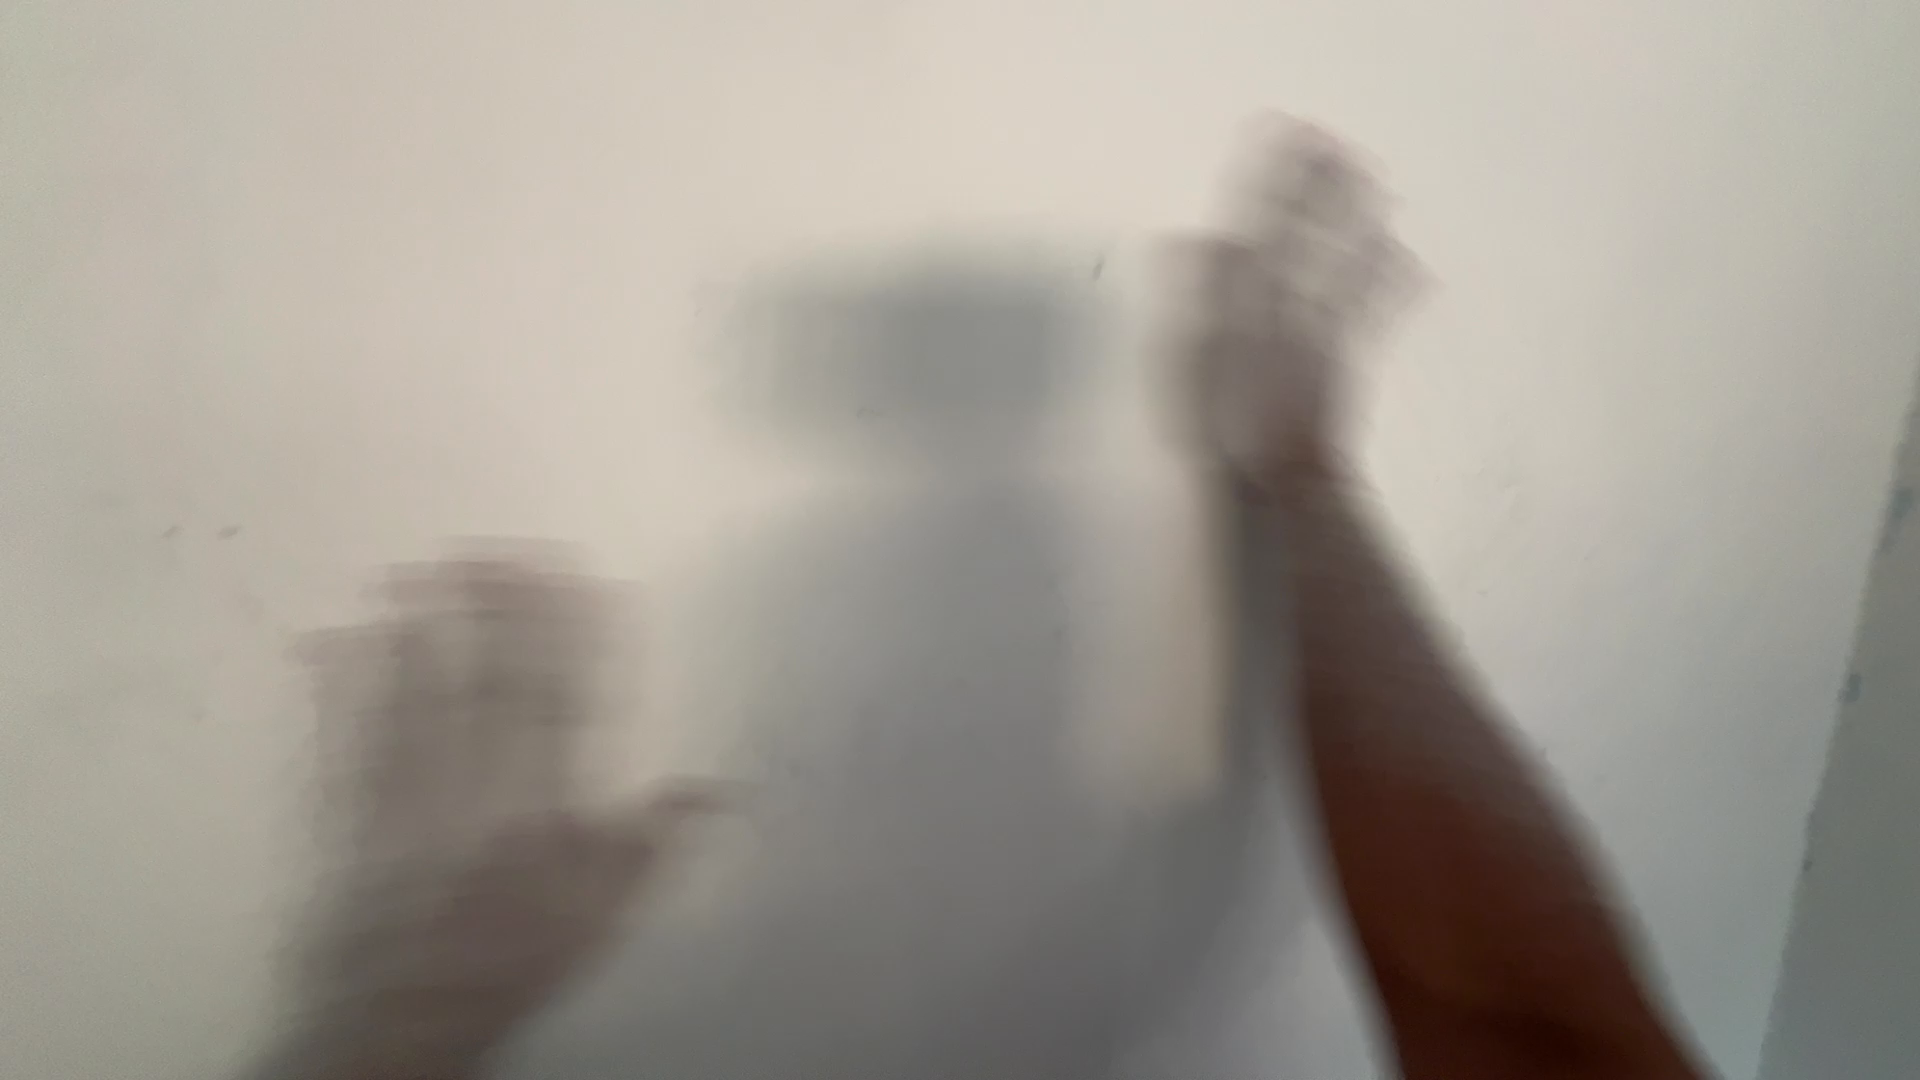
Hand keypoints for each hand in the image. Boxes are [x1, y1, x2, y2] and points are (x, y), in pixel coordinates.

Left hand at [263, 552, 720, 1079]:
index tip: (574, 580)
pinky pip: (343, 746)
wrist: (401, 1020)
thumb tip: (720, 786)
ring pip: (416, 701)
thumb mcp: (611, 907)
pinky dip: (336, 691)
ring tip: (420, 570)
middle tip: (492, 548)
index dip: (570, 638)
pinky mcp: (344, 820)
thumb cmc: (518, 953)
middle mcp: (476, 791)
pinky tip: (332, 641)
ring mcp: (404, 800)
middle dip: (495, 614)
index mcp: (543, 807)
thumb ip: (657, 839)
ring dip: (420, 632)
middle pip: (489, 687)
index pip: (564, 704)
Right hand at [1176, 120, 1416, 493]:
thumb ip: (1195, 296)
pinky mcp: (1349, 358)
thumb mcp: (1190, 363)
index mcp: (1255, 302)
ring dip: (1360, 216)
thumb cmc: (1228, 423)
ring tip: (1372, 177)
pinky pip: (1379, 310)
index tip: (1278, 135)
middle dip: (1321, 183)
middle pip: (1312, 232)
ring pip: (1349, 258)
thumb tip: (1188, 239)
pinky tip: (1413, 261)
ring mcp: (1329, 330)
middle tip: (1330, 138)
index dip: (1270, 178)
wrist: (1284, 474)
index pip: (1263, 225)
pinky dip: (1396, 280)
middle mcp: (1298, 305)